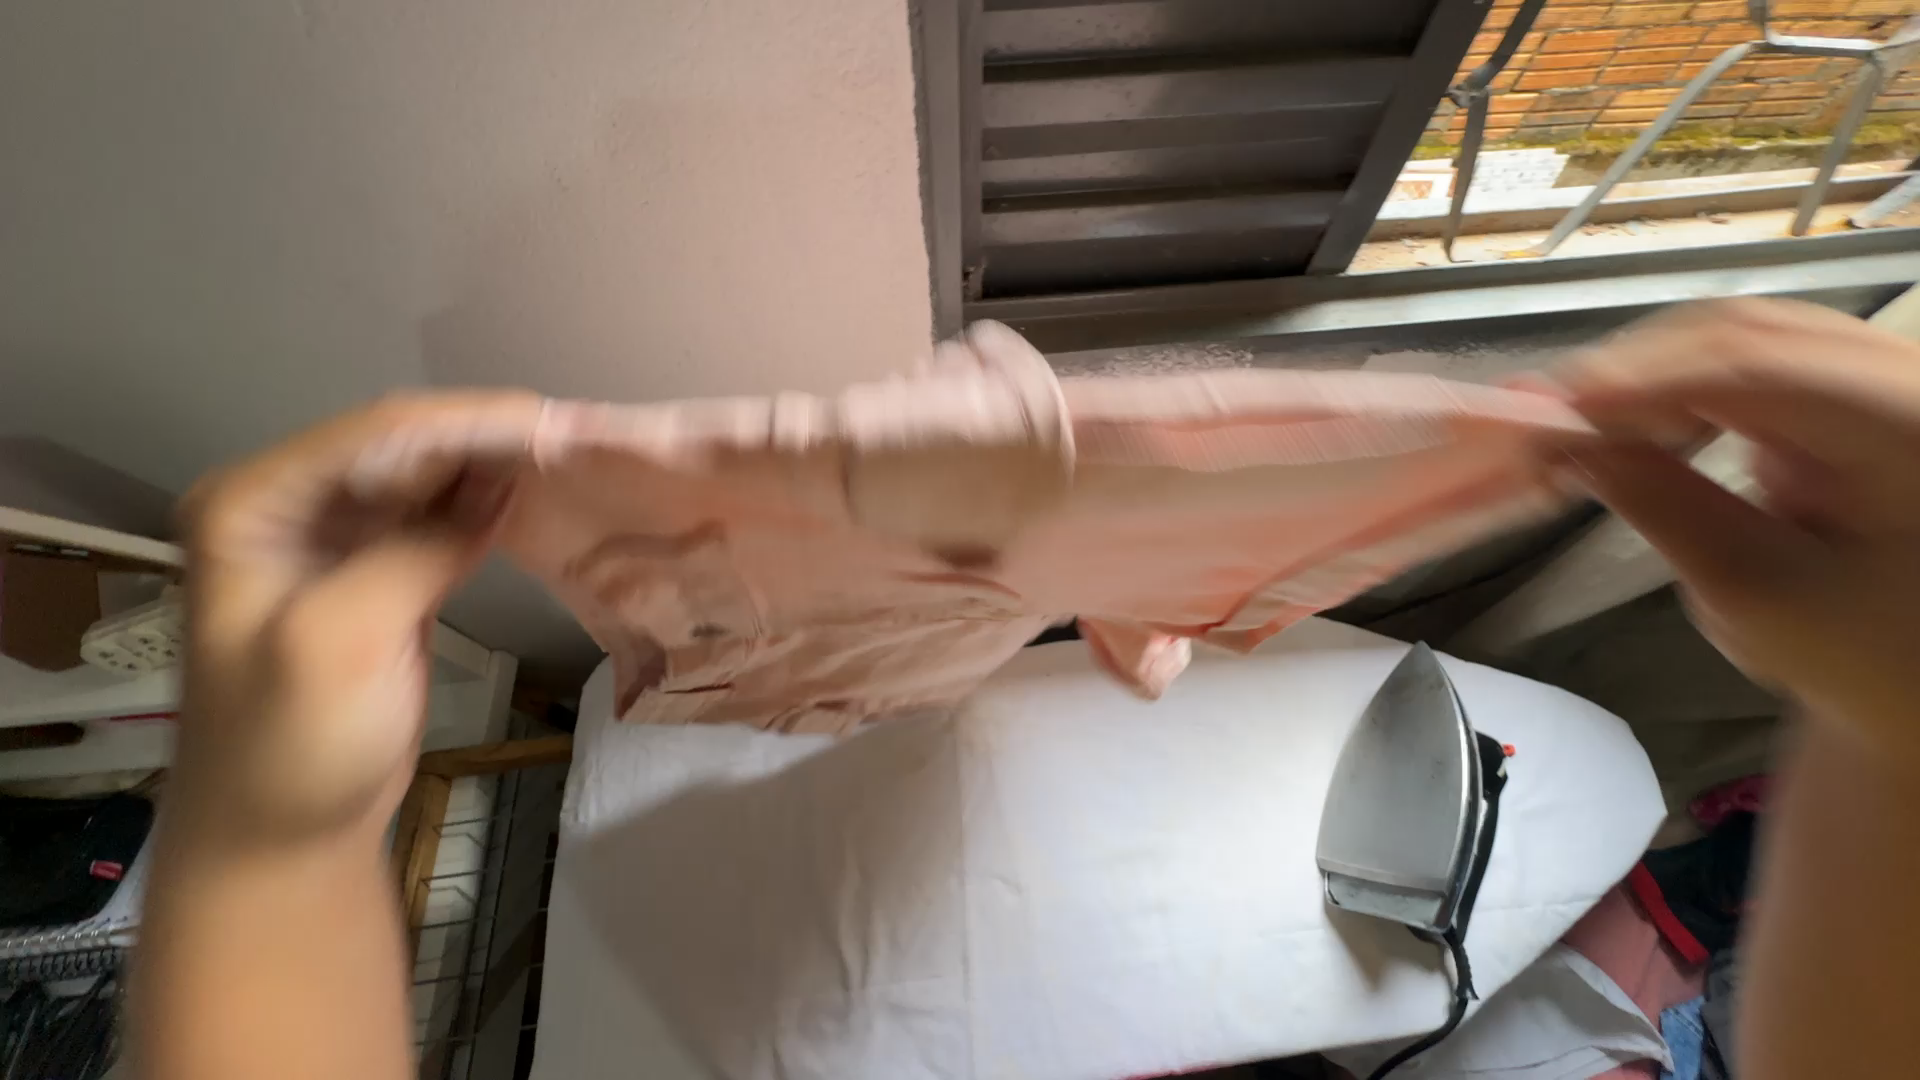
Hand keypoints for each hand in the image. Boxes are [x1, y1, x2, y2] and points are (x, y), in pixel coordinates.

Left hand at [175, 393, 541, 844]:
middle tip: (576, 437)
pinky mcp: (386, 568)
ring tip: (571, 457)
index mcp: (255, 504)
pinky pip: (446, 516)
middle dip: (489, 435)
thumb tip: (505, 481)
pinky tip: (539, 496)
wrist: (288, 828)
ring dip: (498, 465)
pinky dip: (494, 504)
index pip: (377, 434)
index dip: (470, 422)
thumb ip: (417, 550)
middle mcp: (294, 504)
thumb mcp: (343, 638)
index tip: (554, 425)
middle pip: (407, 443)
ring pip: (434, 475)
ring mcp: (341, 537)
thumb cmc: (293, 745)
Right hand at [1552, 298, 1919, 762]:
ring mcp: (1882, 386)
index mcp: (1916, 429)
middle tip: (1538, 408)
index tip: (1541, 405)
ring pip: (1744, 338)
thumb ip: (1656, 503)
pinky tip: (1624, 419)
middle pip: (1749, 332)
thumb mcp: (1747, 588)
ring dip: (1643, 374)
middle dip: (1630, 366)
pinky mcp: (1849, 402)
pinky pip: (1748, 365)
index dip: (1639, 378)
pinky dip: (1669, 387)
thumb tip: (1566, 444)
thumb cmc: (1856, 653)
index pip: (1759, 368)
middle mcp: (1911, 383)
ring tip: (1567, 416)